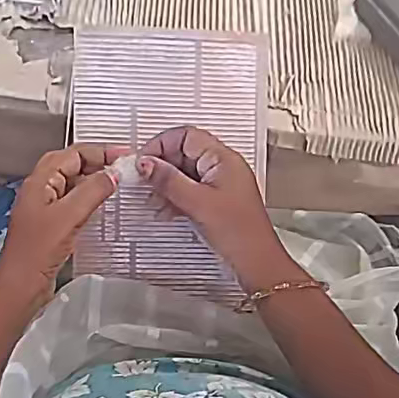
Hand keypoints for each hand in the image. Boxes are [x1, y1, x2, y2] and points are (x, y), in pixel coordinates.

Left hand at [0, 142, 124, 308]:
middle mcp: (39, 193)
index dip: (99, 152)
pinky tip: (99, 209)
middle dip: (96, 163)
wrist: (21, 286)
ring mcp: (44, 210)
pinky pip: (71, 206)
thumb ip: (92, 191)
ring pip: (71, 186)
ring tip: (115, 185)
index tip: (123, 156)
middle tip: (120, 167)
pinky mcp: (50, 228)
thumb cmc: (34, 253)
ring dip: (93, 182)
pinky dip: (88, 201)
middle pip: (70, 166)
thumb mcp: (68, 216)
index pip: (72, 154)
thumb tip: (112, 174)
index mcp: (39, 182)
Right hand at [136, 126, 297, 289]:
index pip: (186, 136)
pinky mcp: (214, 202)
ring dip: (165, 184)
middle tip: (144, 181)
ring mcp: (218, 185)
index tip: (143, 162)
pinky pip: (188, 191)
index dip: (161, 145)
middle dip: (161, 166)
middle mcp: (221, 168)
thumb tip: (146, 163)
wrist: (255, 262)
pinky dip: (173, 198)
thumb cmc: (240, 233)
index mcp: (223, 159)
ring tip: (153, 199)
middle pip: (183, 153)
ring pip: (183, 174)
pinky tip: (165, 210)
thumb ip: (169, 181)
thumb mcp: (198, 202)